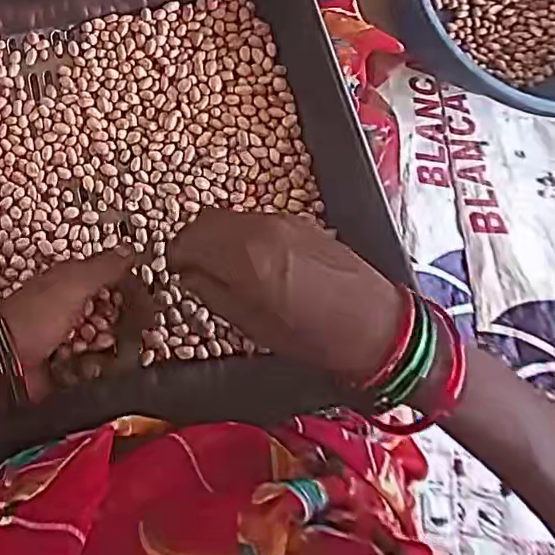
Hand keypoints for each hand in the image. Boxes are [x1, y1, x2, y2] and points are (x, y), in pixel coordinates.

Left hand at [0, 248, 144, 398]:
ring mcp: (68, 337)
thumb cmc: (35, 315)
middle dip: (116, 326)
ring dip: (102, 349)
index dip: (125, 292)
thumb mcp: (74, 284)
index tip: (139, 302)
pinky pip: (93, 367)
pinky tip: (83, 366)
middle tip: (106, 329)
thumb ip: (104, 268)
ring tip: (88, 349)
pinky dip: (91, 368)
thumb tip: (129, 248)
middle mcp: (71, 307)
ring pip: (105, 343)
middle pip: (111, 315)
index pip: (109, 282)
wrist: (7, 359)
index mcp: (70, 281)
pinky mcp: (67, 365)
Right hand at [169, 210, 403, 380]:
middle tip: (191, 265)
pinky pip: (252, 220)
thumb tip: (189, 276)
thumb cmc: (314, 336)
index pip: (188, 241)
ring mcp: (279, 221)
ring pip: (228, 217)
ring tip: (221, 263)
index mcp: (242, 256)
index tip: (175, 270)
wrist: (378, 326)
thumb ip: (212, 292)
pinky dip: (239, 233)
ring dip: (215, 235)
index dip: (176, 256)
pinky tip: (250, 258)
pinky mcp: (296, 221)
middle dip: (192, 241)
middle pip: (204, 221)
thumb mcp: (252, 324)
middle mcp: (257, 229)